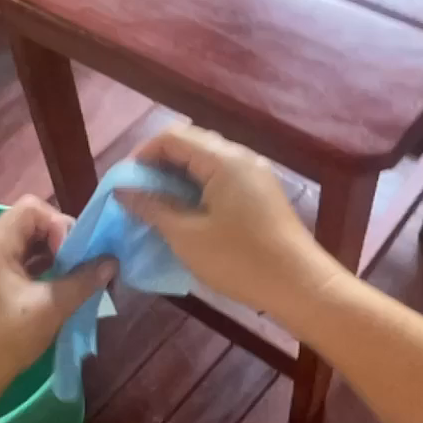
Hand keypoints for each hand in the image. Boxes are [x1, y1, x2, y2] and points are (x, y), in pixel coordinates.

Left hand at [0, 196, 115, 401]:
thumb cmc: (6, 339)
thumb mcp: (51, 307)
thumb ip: (83, 281)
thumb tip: (112, 263)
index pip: (32, 208)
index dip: (59, 224)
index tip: (73, 255)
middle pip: (28, 223)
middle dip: (60, 240)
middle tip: (80, 266)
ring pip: (25, 246)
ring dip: (53, 257)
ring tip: (74, 279)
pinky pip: (19, 265)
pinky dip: (41, 271)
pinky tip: (58, 291)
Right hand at [115, 124, 343, 315]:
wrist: (299, 286)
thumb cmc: (239, 260)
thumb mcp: (187, 236)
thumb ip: (153, 208)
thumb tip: (123, 191)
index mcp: (223, 160)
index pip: (172, 136)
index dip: (142, 155)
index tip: (123, 184)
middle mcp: (242, 158)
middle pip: (191, 145)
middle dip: (158, 166)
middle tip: (137, 196)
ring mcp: (255, 176)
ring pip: (206, 164)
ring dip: (177, 180)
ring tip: (156, 208)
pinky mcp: (261, 195)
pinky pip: (222, 180)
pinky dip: (198, 190)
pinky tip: (185, 215)